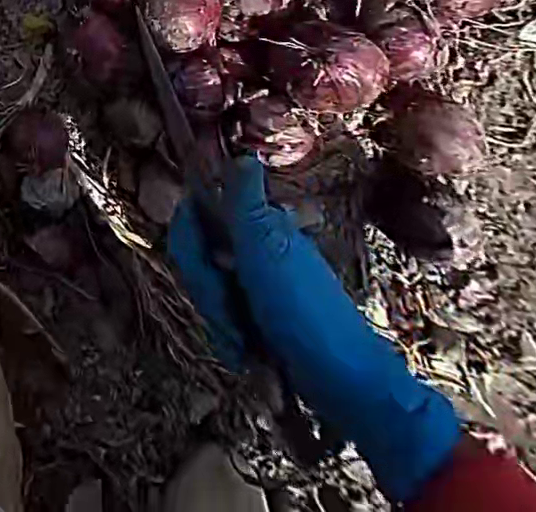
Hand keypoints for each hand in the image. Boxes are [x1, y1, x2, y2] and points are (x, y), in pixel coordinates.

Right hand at [169, 157, 461, 501]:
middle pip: (197, 256)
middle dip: (209, 294)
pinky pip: (223, 319)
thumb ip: (246, 200)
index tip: (210, 271)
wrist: (343, 381)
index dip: (192, 246)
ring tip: (246, 344)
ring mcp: (254, 281)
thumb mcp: (267, 247)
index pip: (193, 216)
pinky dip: (232, 340)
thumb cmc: (304, 308)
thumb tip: (244, 153)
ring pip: (207, 291)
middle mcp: (252, 245)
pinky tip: (250, 356)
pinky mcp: (256, 315)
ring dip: (221, 323)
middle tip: (233, 317)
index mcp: (255, 222)